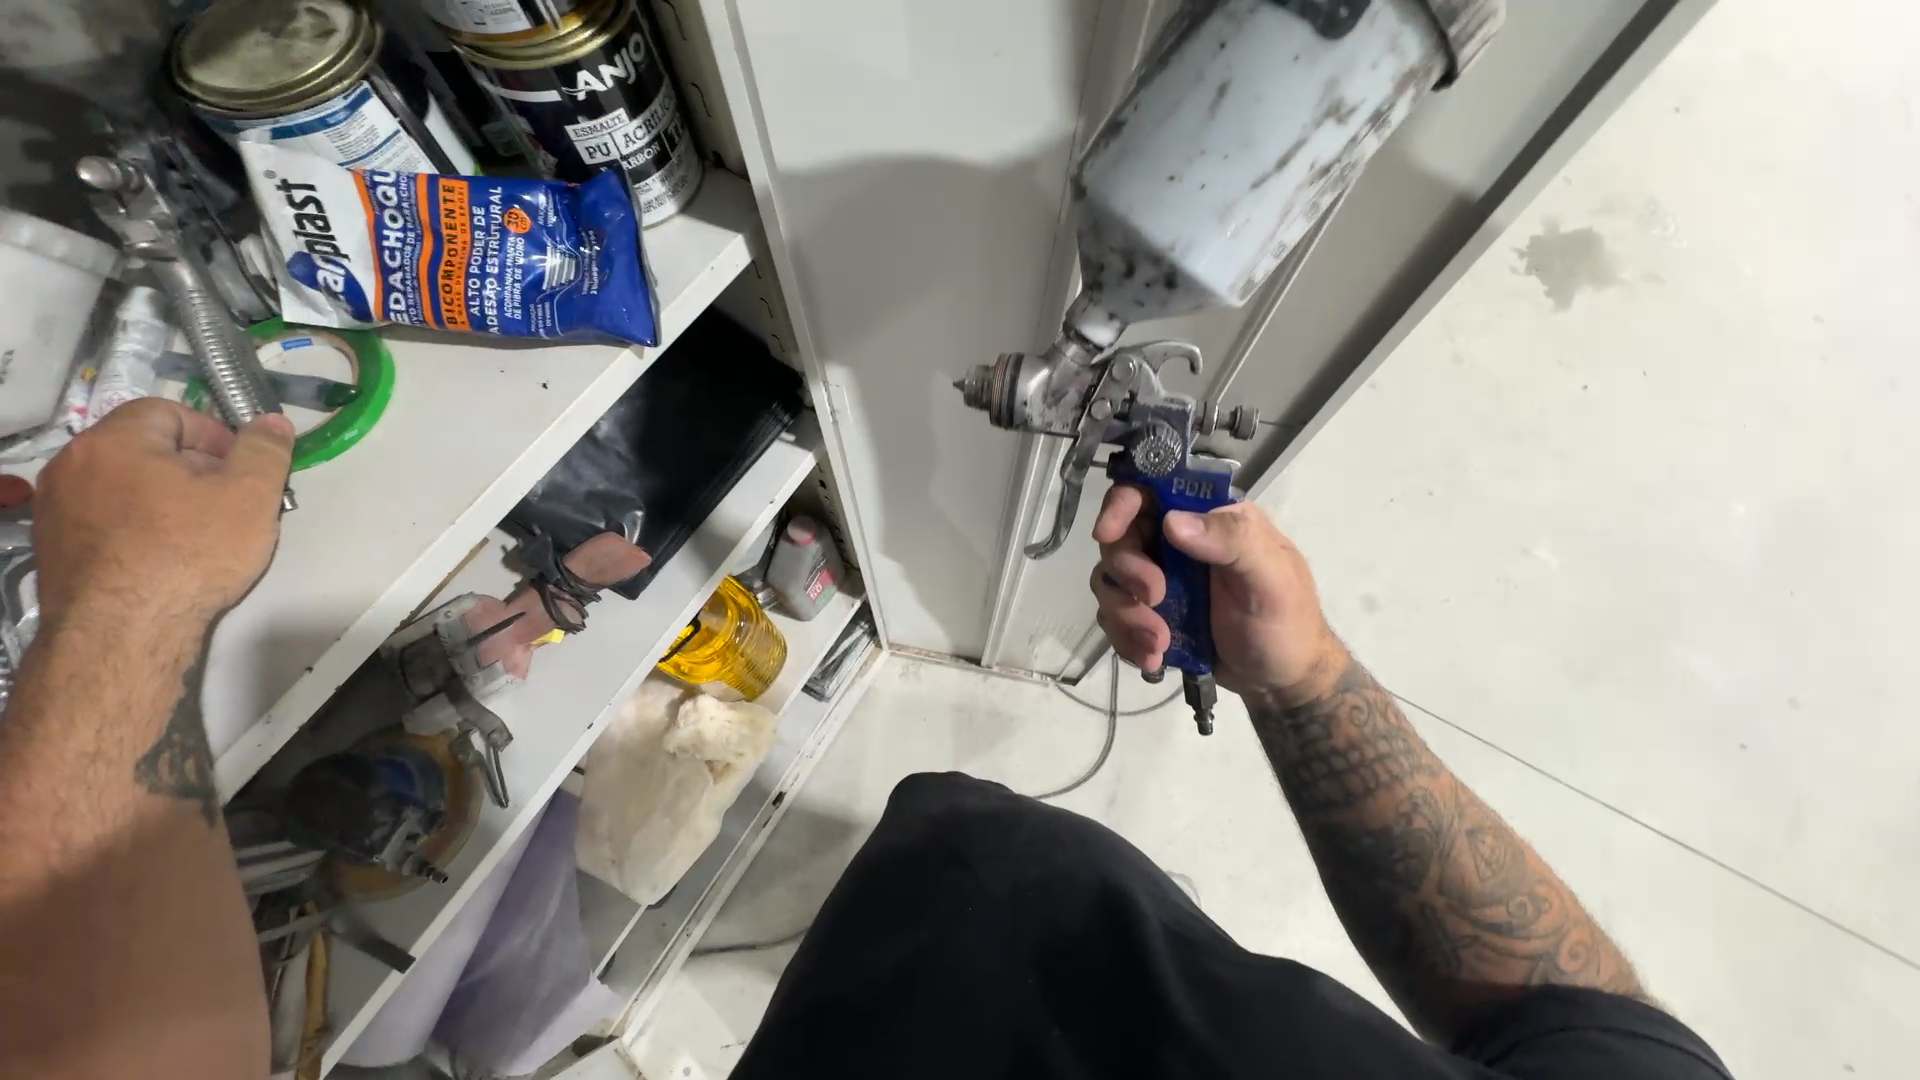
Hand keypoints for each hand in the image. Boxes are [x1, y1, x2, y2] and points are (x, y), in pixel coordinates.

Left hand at [34, 399, 293, 629]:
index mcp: (115, 442)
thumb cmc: (193, 551)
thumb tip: (271, 422)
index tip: (242, 467)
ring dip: (169, 494)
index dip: (213, 432)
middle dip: (194, 466)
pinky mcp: (55, 540)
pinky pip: (107, 512)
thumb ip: (264, 451)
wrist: (126, 624)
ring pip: (127, 481)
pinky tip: (167, 551)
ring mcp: (57, 503)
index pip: (167, 411)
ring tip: (203, 530)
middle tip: (232, 501)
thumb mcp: (251, 495)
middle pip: (145, 446)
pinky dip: (140, 521)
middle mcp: (74, 464)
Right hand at [1090, 484, 1346, 704]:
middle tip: (1155, 599)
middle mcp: (1176, 542)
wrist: (1279, 682)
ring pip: (1109, 580)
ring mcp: (1159, 578)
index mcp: (1208, 519)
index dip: (1121, 505)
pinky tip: (1154, 658)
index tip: (1107, 533)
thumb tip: (1173, 521)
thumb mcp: (1271, 578)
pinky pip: (1113, 616)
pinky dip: (1126, 639)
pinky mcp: (1148, 613)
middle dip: (1128, 572)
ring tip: (1159, 644)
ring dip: (1126, 614)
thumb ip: (1232, 541)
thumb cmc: (1286, 623)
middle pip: (1119, 538)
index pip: (1152, 490)